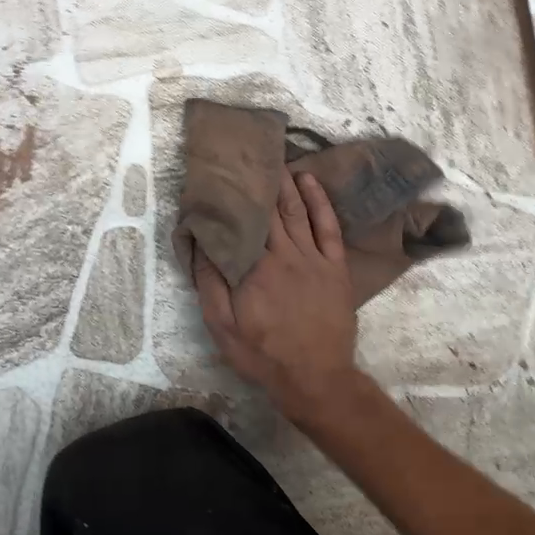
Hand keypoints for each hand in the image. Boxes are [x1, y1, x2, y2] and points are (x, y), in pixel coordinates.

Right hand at [194, 169, 360, 425]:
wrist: (316, 380)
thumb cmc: (262, 353)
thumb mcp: (221, 323)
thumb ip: (209, 280)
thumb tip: (200, 241)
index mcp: (254, 266)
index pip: (242, 219)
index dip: (232, 193)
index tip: (221, 170)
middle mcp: (284, 254)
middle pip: (269, 209)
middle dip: (256, 180)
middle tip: (245, 154)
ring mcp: (313, 259)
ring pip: (296, 211)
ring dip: (284, 182)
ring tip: (272, 157)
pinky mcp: (334, 268)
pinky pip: (328, 227)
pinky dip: (319, 202)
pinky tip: (308, 182)